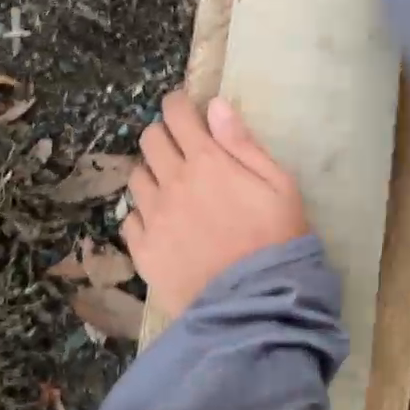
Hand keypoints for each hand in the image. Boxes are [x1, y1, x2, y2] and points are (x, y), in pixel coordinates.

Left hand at [121, 91, 309, 317]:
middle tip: (180, 148)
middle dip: (163, 134)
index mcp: (206, 160)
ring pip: (136, 176)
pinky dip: (143, 215)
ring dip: (152, 173)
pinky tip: (161, 224)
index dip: (177, 104)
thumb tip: (215, 106)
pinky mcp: (143, 250)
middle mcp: (172, 181)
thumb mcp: (279, 185)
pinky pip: (130, 219)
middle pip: (149, 139)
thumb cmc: (277, 239)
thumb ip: (244, 143)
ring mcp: (153, 217)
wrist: (256, 305)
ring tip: (171, 188)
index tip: (184, 108)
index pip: (175, 113)